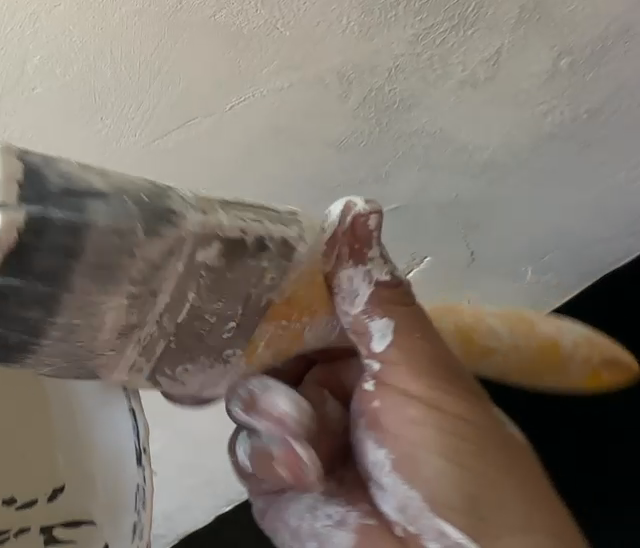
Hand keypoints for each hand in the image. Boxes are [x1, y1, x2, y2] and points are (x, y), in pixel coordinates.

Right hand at [226, 198, 585, 547]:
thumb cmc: (459, 474)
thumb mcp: (422, 376)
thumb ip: (372, 296)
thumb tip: (354, 205)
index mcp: (372, 366)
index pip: (305, 313)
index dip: (271, 296)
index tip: (231, 273)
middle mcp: (332, 398)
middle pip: (262, 352)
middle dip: (263, 363)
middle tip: (281, 378)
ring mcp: (301, 443)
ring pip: (245, 398)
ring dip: (270, 417)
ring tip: (306, 445)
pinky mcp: (274, 485)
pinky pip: (242, 449)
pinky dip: (266, 458)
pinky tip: (300, 472)